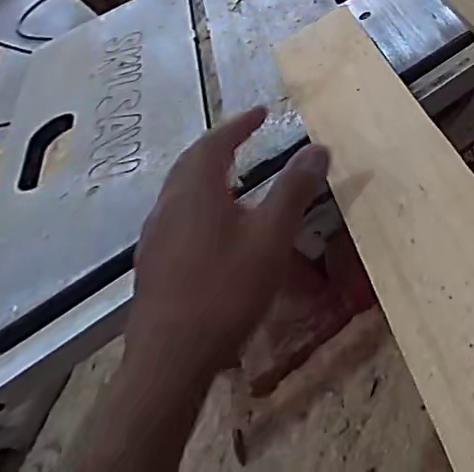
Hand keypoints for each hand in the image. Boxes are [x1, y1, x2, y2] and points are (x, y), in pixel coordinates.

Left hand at [128, 106, 329, 377]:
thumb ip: (295, 188)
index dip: (237, 126)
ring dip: (208, 173)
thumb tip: (317, 148)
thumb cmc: (226, 289)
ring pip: (181, 193)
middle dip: (218, 145)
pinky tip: (221, 223)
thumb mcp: (273, 234)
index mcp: (194, 196)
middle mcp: (168, 212)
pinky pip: (179, 216)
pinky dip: (203, 201)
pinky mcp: (156, 268)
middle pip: (189, 166)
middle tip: (246, 134)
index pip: (212, 147)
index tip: (261, 112)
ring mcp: (156, 242)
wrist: (171, 361)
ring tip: (237, 172)